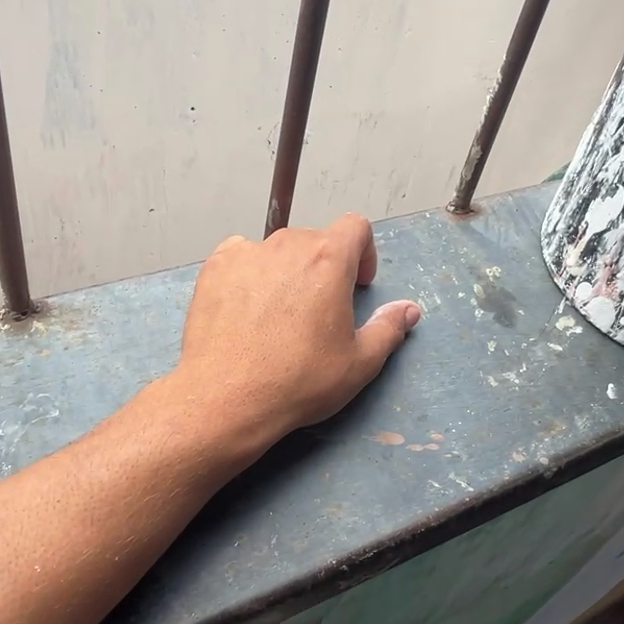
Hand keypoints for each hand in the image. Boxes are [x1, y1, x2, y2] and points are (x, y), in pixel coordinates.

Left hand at [170, 213, 421, 456]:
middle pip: (315, 241)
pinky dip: (248, 275)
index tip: (357, 285)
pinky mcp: (214, 268)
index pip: (356, 227)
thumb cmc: (300, 380)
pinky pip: (240, 258)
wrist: (227, 397)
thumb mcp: (359, 363)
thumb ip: (388, 328)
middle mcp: (288, 244)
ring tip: (277, 315)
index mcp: (329, 258)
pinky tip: (244, 311)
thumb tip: (409, 309)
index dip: (363, 252)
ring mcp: (246, 252)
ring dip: (286, 272)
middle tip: (318, 311)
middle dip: (324, 268)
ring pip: (276, 251)